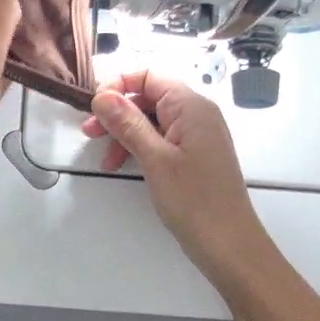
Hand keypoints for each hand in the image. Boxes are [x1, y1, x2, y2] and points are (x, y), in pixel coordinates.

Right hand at [85, 70, 319, 320]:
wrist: (230, 245)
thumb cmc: (195, 201)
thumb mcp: (154, 159)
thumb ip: (128, 123)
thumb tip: (103, 96)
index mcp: (191, 106)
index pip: (150, 75)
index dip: (119, 84)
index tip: (94, 106)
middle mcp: (197, 113)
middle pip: (149, 95)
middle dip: (118, 110)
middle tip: (90, 132)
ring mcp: (197, 135)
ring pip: (152, 119)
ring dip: (124, 131)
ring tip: (103, 155)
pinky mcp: (194, 155)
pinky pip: (161, 138)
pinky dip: (138, 146)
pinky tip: (122, 164)